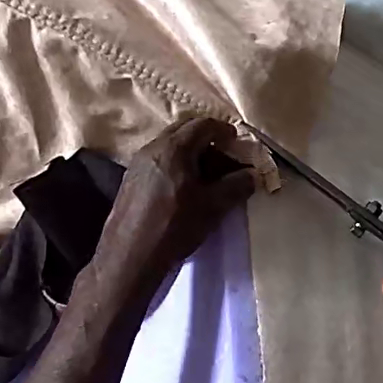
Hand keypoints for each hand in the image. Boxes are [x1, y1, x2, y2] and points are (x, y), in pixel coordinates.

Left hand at [101, 118, 257, 280]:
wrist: (129, 257)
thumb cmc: (174, 226)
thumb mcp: (213, 207)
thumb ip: (236, 186)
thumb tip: (253, 175)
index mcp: (174, 148)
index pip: (203, 125)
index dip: (223, 130)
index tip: (235, 141)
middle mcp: (153, 148)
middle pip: (183, 130)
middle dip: (206, 137)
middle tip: (223, 154)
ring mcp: (138, 163)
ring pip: (169, 145)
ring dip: (190, 151)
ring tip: (206, 173)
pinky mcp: (130, 179)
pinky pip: (158, 159)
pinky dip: (176, 163)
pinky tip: (184, 186)